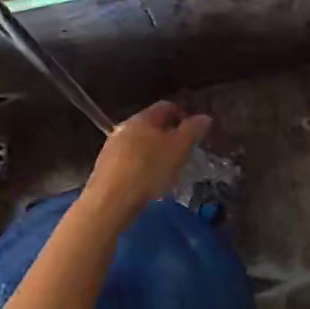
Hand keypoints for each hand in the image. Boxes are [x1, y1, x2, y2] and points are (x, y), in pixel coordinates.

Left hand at [78, 101, 211, 223]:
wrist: (110, 201)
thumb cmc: (149, 170)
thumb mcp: (178, 149)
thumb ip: (193, 131)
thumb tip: (204, 117)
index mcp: (143, 118)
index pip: (166, 107)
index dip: (182, 113)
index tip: (193, 127)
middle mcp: (124, 127)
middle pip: (151, 125)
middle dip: (167, 134)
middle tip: (182, 150)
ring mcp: (111, 147)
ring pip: (138, 143)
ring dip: (153, 151)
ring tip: (166, 168)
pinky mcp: (104, 167)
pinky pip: (128, 160)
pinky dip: (141, 165)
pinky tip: (146, 181)